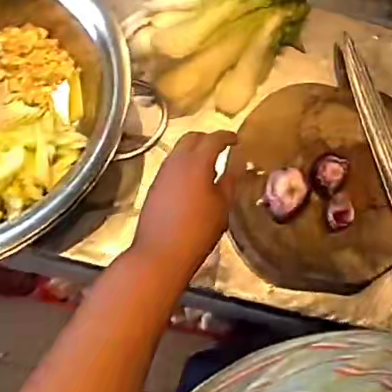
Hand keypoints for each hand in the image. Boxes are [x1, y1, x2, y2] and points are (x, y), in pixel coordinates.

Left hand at [127, 130, 236, 280]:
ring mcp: (162, 174)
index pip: (213, 139)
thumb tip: (236, 165)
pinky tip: (193, 180)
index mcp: (197, 162)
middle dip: (208, 138)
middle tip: (222, 147)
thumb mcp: (222, 206)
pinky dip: (184, 164)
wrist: (159, 254)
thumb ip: (229, 181)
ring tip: (209, 163)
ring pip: (179, 150)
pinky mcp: (154, 187)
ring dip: (194, 151)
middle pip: (192, 138)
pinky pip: (172, 165)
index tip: (236, 139)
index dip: (227, 136)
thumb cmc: (198, 230)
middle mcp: (176, 162)